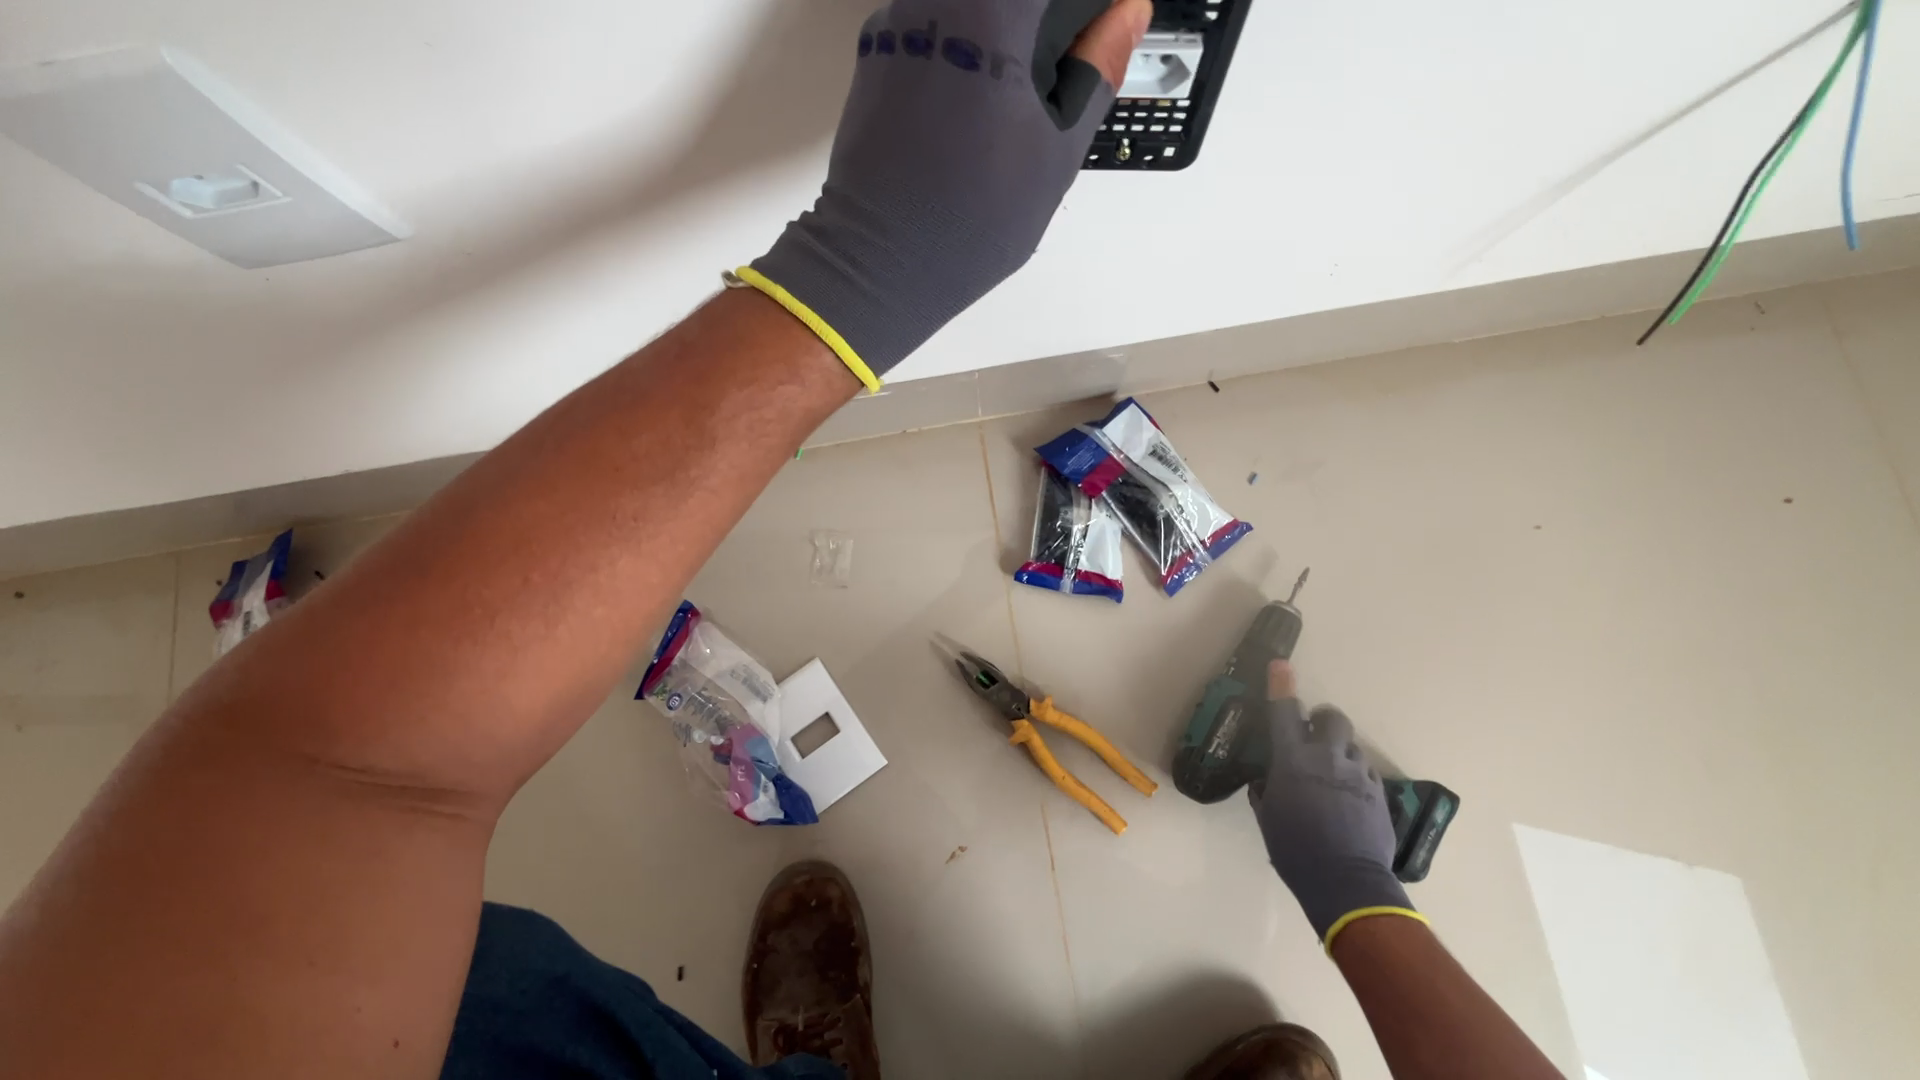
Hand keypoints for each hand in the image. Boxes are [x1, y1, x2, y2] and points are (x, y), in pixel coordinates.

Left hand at [743, 0, 1153, 388]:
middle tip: (1061, 64)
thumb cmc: (976, 221)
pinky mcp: (872, 53)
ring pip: (965, 3)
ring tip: (1021, 85)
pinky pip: (933, 15)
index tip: (1096, 30)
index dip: (1078, 8)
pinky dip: (967, 35)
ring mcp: (894, 22)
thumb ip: (1097, 69)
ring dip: (1005, 27)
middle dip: (1040, 20)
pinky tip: (977, 96)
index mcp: (988, 13)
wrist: (878, 265)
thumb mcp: (1055, 155)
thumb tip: (1128, 10)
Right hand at [1250, 660, 1420, 947]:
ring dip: (1338, 753)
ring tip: (1330, 776)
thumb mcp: (1268, 820)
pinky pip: (1364, 773)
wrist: (1347, 884)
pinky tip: (1346, 800)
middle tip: (1313, 733)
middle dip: (1322, 719)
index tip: (1280, 664)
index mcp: (1293, 761)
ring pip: (1350, 747)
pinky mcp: (1379, 794)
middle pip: (1332, 718)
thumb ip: (1267, 792)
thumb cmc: (1295, 852)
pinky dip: (1353, 777)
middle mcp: (1328, 758)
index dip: (1281, 685)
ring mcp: (1358, 774)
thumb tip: (1268, 782)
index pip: (1285, 712)